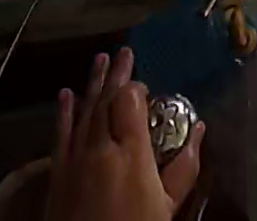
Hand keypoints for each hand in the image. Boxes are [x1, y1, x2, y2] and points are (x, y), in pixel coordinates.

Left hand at [46, 47, 204, 220]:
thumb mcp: (168, 208)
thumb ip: (184, 167)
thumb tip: (199, 129)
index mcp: (131, 153)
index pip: (130, 101)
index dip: (136, 87)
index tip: (145, 85)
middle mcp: (101, 149)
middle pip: (107, 101)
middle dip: (116, 75)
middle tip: (124, 51)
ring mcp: (75, 162)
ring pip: (84, 112)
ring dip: (92, 84)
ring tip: (100, 59)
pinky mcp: (57, 178)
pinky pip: (60, 137)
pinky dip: (63, 114)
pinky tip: (66, 94)